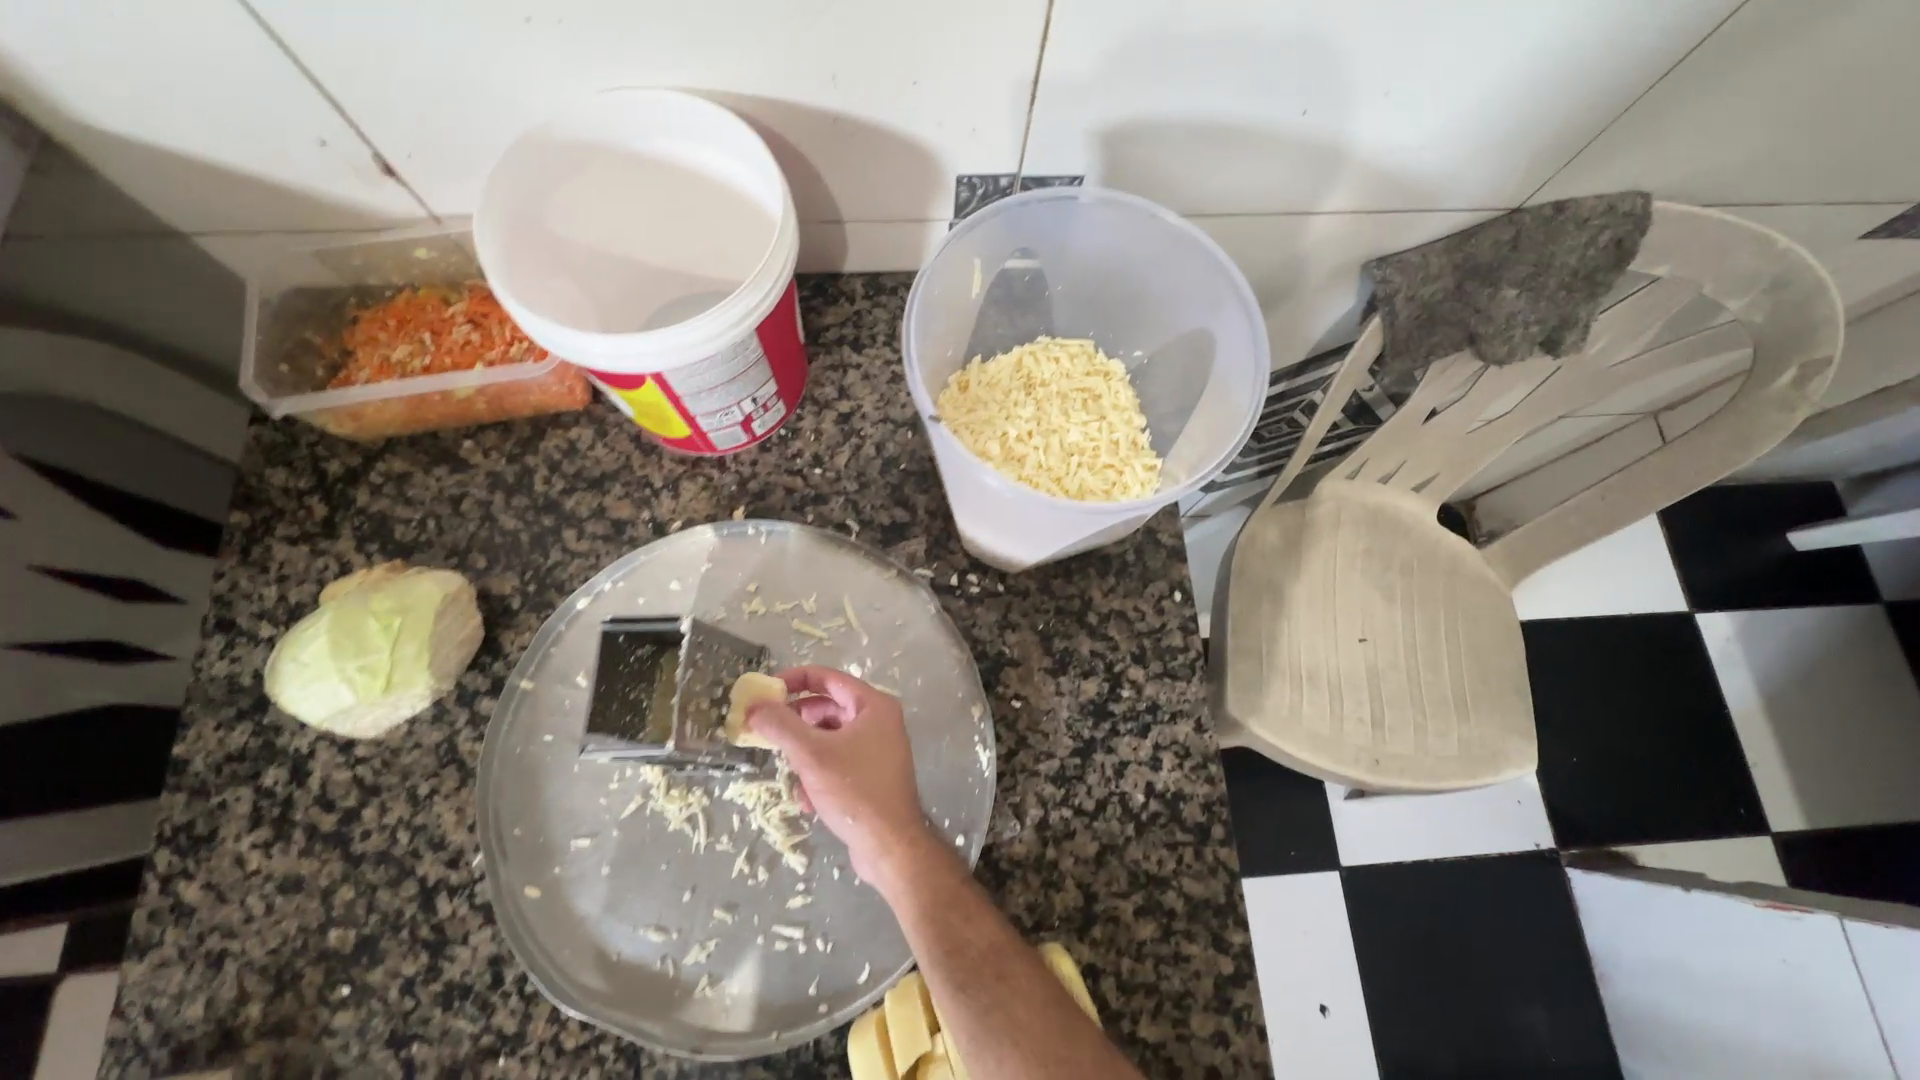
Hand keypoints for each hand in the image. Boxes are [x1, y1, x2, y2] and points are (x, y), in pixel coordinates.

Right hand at [746, 666, 935, 887]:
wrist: (890, 846)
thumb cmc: (855, 791)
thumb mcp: (811, 755)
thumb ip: (780, 725)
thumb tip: (755, 706)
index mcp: (873, 706)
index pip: (827, 678)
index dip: (793, 680)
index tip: (764, 692)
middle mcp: (879, 722)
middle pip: (826, 709)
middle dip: (795, 726)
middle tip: (767, 734)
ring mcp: (877, 749)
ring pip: (827, 740)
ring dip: (805, 758)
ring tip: (794, 777)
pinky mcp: (871, 776)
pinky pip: (836, 764)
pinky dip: (818, 777)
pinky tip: (809, 801)